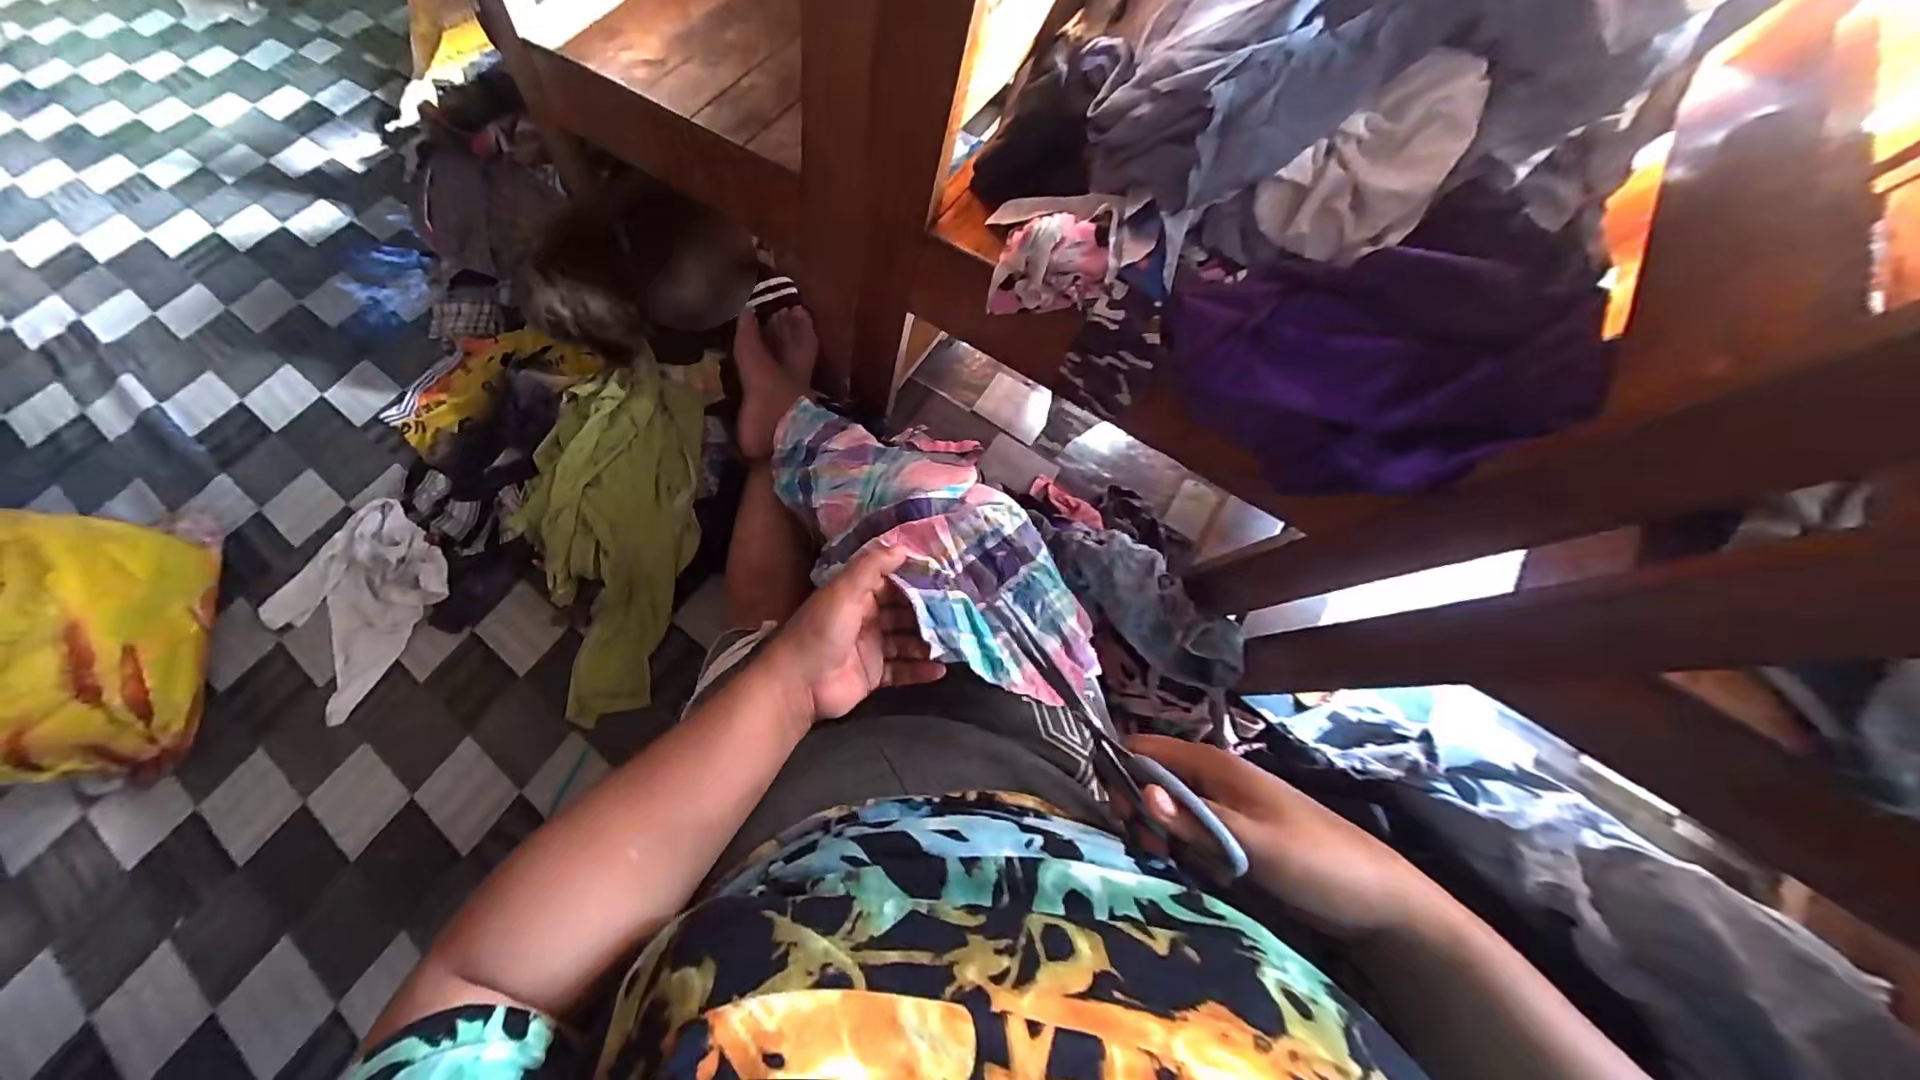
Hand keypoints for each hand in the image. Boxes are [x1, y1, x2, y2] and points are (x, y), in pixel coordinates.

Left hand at [763, 544, 944, 720]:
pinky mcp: (874, 675)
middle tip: (962, 614)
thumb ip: (871, 567)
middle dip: (930, 614)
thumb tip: (902, 546)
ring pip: (908, 642)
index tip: (949, 578)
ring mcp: (872, 648)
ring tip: (957, 643)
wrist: (796, 685)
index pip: (894, 583)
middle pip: (905, 613)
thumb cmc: (820, 632)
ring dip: (929, 642)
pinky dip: (920, 670)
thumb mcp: (843, 592)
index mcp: (858, 595)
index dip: (918, 581)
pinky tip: (940, 670)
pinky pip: (903, 670)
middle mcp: (868, 618)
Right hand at [1128, 734, 1457, 941]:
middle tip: (1152, 849)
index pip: (1144, 748)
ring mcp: (1221, 805)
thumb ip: (1194, 819)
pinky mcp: (1230, 832)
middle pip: (1149, 778)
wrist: (1380, 900)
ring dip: (1158, 832)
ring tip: (1169, 861)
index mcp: (1212, 763)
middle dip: (1138, 809)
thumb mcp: (1252, 844)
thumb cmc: (1316, 862)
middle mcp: (1211, 777)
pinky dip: (1179, 846)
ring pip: (1166, 807)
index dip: (1122, 772)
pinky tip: (1188, 868)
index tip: (1122, 814)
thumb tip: (1140, 791)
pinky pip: (1187, 830)